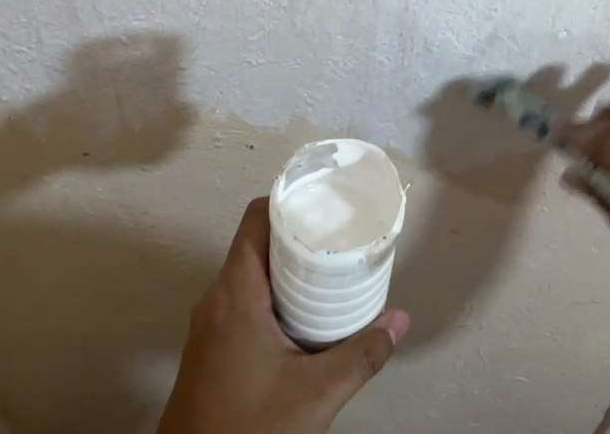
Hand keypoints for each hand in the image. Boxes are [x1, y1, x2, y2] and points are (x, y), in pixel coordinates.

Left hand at [157, 198, 409, 433]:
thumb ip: (361, 355)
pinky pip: (242, 299)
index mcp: (235, 293)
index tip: (325, 200)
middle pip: (256, 242)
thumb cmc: (249, 428)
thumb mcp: (315, 394)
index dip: (289, 200)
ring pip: (249, 272)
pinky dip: (272, 292)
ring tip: (328, 267)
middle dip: (297, 234)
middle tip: (339, 233)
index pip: (256, 217)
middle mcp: (216, 299)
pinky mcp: (210, 347)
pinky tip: (303, 311)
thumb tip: (400, 319)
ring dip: (285, 266)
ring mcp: (208, 324)